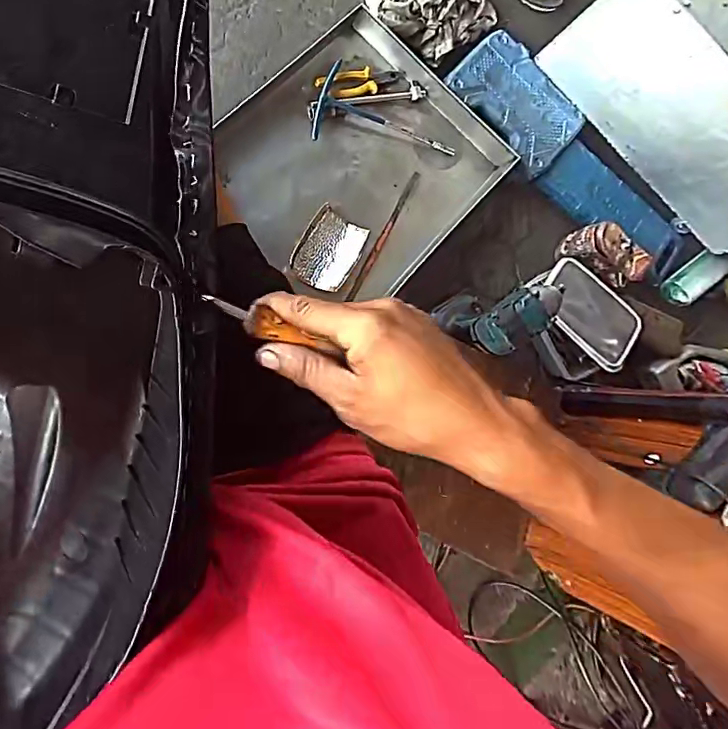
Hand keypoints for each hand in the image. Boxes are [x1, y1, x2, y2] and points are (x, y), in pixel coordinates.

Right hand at [251, 293, 547, 484]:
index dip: (271, 310)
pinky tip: (361, 368)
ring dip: (330, 339)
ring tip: (333, 376)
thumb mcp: (350, 400)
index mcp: (364, 324)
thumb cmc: (418, 418)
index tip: (250, 317)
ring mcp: (402, 311)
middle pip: (326, 312)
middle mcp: (383, 307)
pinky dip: (355, 338)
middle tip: (284, 357)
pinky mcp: (415, 321)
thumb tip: (269, 352)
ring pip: (349, 319)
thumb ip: (306, 370)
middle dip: (301, 331)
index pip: (303, 306)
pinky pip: (372, 322)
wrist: (477, 421)